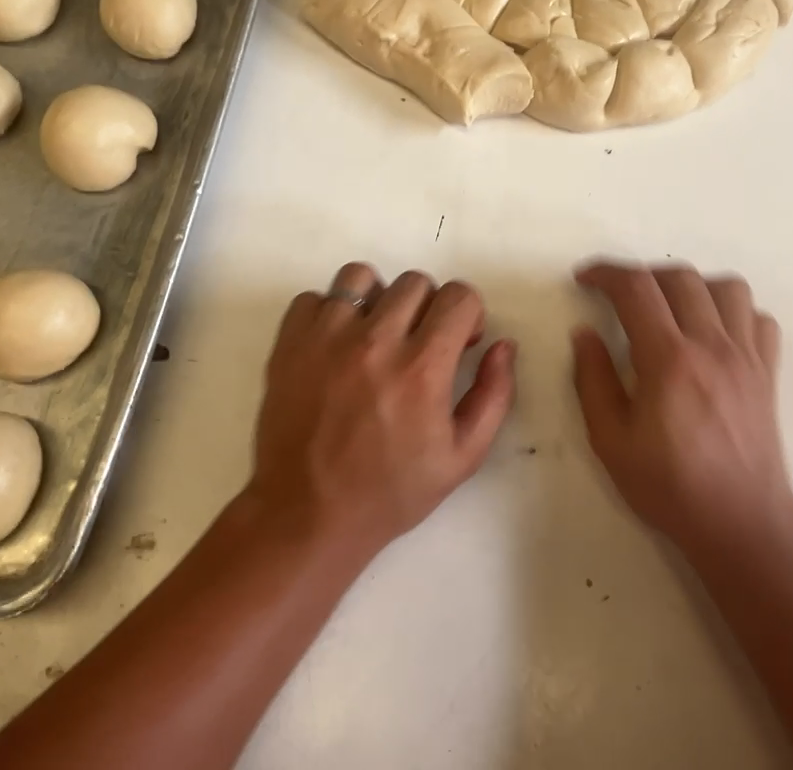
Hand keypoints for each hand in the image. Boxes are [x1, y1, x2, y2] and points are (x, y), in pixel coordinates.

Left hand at [247, 263, 516, 554]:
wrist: (307, 514)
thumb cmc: (391, 492)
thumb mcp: (462, 457)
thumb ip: (493, 395)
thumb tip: (503, 345)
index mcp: (422, 368)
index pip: (458, 296)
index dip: (467, 315)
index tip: (458, 342)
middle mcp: (374, 342)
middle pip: (415, 282)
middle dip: (428, 307)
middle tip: (419, 344)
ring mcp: (325, 339)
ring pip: (360, 277)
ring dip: (377, 299)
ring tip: (374, 335)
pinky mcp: (289, 345)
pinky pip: (312, 298)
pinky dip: (328, 313)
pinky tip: (335, 347)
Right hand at [572, 261, 789, 550]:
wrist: (740, 521)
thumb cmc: (669, 486)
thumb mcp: (611, 441)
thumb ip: (593, 380)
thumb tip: (585, 334)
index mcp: (669, 359)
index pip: (635, 288)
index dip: (605, 273)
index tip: (585, 279)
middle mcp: (712, 345)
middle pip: (680, 277)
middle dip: (642, 276)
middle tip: (619, 297)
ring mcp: (747, 356)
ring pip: (728, 287)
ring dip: (693, 286)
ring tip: (670, 309)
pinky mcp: (767, 372)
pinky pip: (758, 319)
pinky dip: (734, 313)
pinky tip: (713, 334)